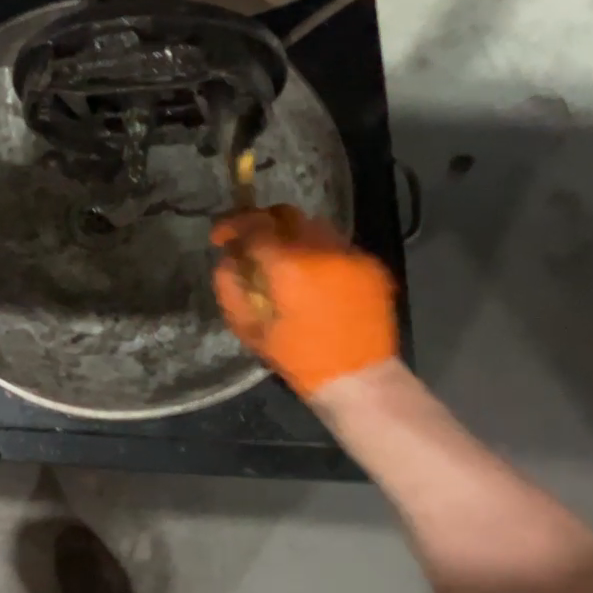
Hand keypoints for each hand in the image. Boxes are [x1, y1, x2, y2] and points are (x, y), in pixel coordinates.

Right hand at [210, 204, 397, 396]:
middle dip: (263, 222)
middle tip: (251, 242)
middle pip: (286, 213)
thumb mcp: (247, 326)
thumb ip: (230, 284)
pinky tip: (313, 276)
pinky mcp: (372, 266)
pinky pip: (337, 245)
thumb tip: (228, 258)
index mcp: (289, 264)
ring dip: (292, 235)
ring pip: (315, 225)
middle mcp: (323, 250)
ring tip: (283, 259)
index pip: (255, 224)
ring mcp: (352, 255)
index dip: (231, 225)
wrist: (357, 379)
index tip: (220, 237)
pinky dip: (318, 251)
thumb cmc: (296, 357)